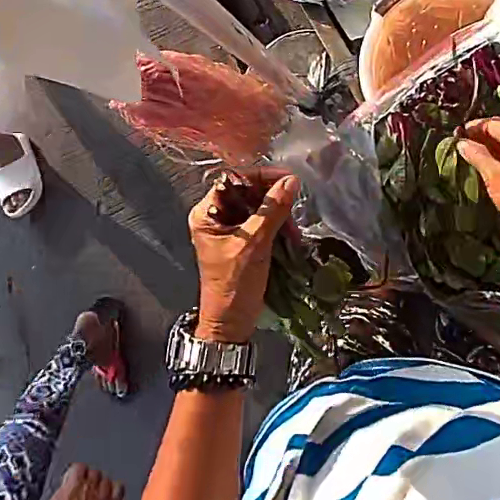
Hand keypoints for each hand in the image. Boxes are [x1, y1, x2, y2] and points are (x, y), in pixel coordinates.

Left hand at [28, 464, 123, 499]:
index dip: (110, 489)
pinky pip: (79, 467)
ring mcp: (89, 488)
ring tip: (75, 488)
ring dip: (85, 478)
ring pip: (93, 472)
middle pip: (104, 479)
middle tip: (85, 492)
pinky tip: (68, 480)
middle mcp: (103, 498)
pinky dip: (74, 471)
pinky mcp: (75, 482)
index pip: (119, 489)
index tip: (104, 491)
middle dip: (95, 485)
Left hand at [187, 169, 298, 342]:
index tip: (286, 178)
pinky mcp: (241, 242)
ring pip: (256, 208)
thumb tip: (290, 182)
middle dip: (271, 198)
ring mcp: (227, 229)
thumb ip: (272, 211)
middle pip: (245, 193)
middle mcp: (214, 217)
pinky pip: (260, 223)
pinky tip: (289, 234)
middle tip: (294, 203)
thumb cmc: (234, 284)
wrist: (231, 322)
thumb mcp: (254, 244)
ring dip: (277, 214)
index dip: (259, 177)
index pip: (231, 181)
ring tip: (292, 228)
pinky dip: (275, 226)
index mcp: (206, 213)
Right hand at [457, 118, 499, 234]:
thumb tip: (462, 144)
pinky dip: (499, 154)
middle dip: (481, 134)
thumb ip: (477, 155)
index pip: (496, 125)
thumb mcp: (494, 176)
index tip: (458, 132)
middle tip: (461, 140)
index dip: (475, 127)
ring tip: (470, 150)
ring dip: (489, 144)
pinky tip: (485, 161)